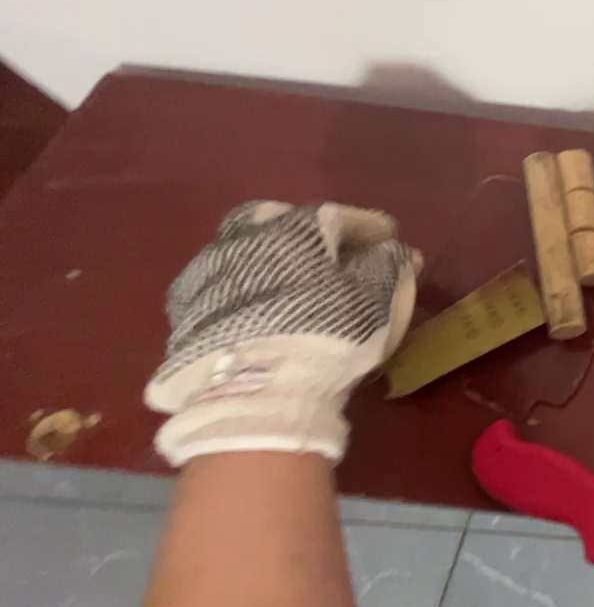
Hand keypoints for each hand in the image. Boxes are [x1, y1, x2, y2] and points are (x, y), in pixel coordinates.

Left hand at [143, 201, 419, 465]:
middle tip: (329, 252)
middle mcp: (240, 243)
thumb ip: (390, 263)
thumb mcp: (380, 296)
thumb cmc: (330, 332)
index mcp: (291, 232)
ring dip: (270, 260)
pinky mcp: (184, 316)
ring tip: (294, 286)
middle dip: (304, 229)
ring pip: (241, 252)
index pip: (334, 215)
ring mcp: (203, 278)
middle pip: (272, 220)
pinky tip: (261, 312)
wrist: (257, 391)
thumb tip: (394, 249)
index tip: (388, 239)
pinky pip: (219, 288)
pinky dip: (245, 291)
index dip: (367, 226)